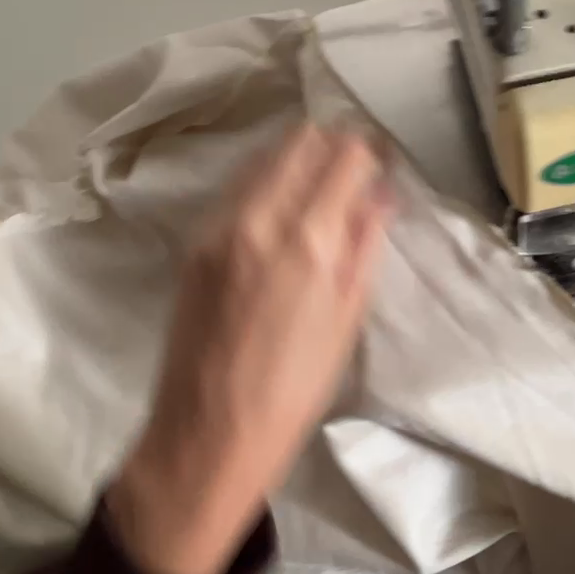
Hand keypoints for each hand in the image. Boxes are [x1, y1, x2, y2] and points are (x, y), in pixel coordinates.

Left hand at [106, 123, 391, 573]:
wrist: (208, 432)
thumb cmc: (295, 386)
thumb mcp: (348, 317)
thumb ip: (365, 244)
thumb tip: (381, 194)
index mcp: (307, 240)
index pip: (343, 156)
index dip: (368, 150)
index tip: (380, 159)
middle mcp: (257, 217)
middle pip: (298, 141)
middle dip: (331, 143)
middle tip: (351, 167)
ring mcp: (217, 225)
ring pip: (262, 156)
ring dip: (296, 156)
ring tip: (317, 183)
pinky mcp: (194, 241)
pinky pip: (236, 185)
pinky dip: (264, 179)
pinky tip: (279, 205)